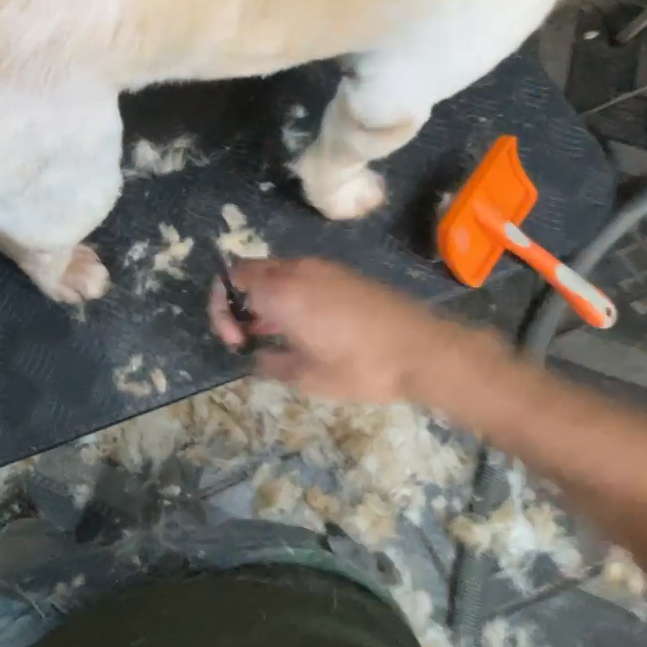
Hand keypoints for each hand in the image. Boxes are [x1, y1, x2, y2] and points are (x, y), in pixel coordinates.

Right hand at [208, 257, 494, 402]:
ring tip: (275, 335)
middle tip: (247, 336)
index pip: (229, 281)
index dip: (221, 310)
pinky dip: (288, 295)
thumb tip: (257, 356)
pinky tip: (304, 327)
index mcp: (280, 292)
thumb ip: (270, 363)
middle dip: (238, 301)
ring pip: (275, 272)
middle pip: (248, 271)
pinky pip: (299, 275)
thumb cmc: (361, 367)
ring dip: (264, 298)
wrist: (425, 351)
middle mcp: (296, 270)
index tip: (237, 341)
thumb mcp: (307, 378)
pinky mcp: (343, 274)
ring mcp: (322, 268)